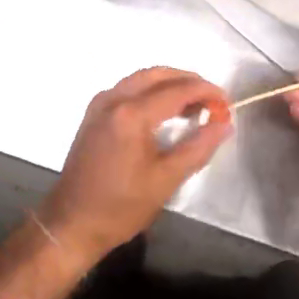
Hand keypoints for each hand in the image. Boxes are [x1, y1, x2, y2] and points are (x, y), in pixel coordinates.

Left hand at [39, 68, 231, 264]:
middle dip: (188, 81)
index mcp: (131, 114)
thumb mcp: (166, 180)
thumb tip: (224, 124)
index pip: (177, 90)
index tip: (227, 102)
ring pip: (141, 78)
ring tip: (194, 105)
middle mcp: (113, 99)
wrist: (71, 223)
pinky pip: (128, 88)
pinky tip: (165, 110)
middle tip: (212, 99)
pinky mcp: (93, 114)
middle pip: (158, 75)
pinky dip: (150, 91)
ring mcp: (100, 104)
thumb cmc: (120, 207)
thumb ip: (198, 147)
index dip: (206, 91)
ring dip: (169, 84)